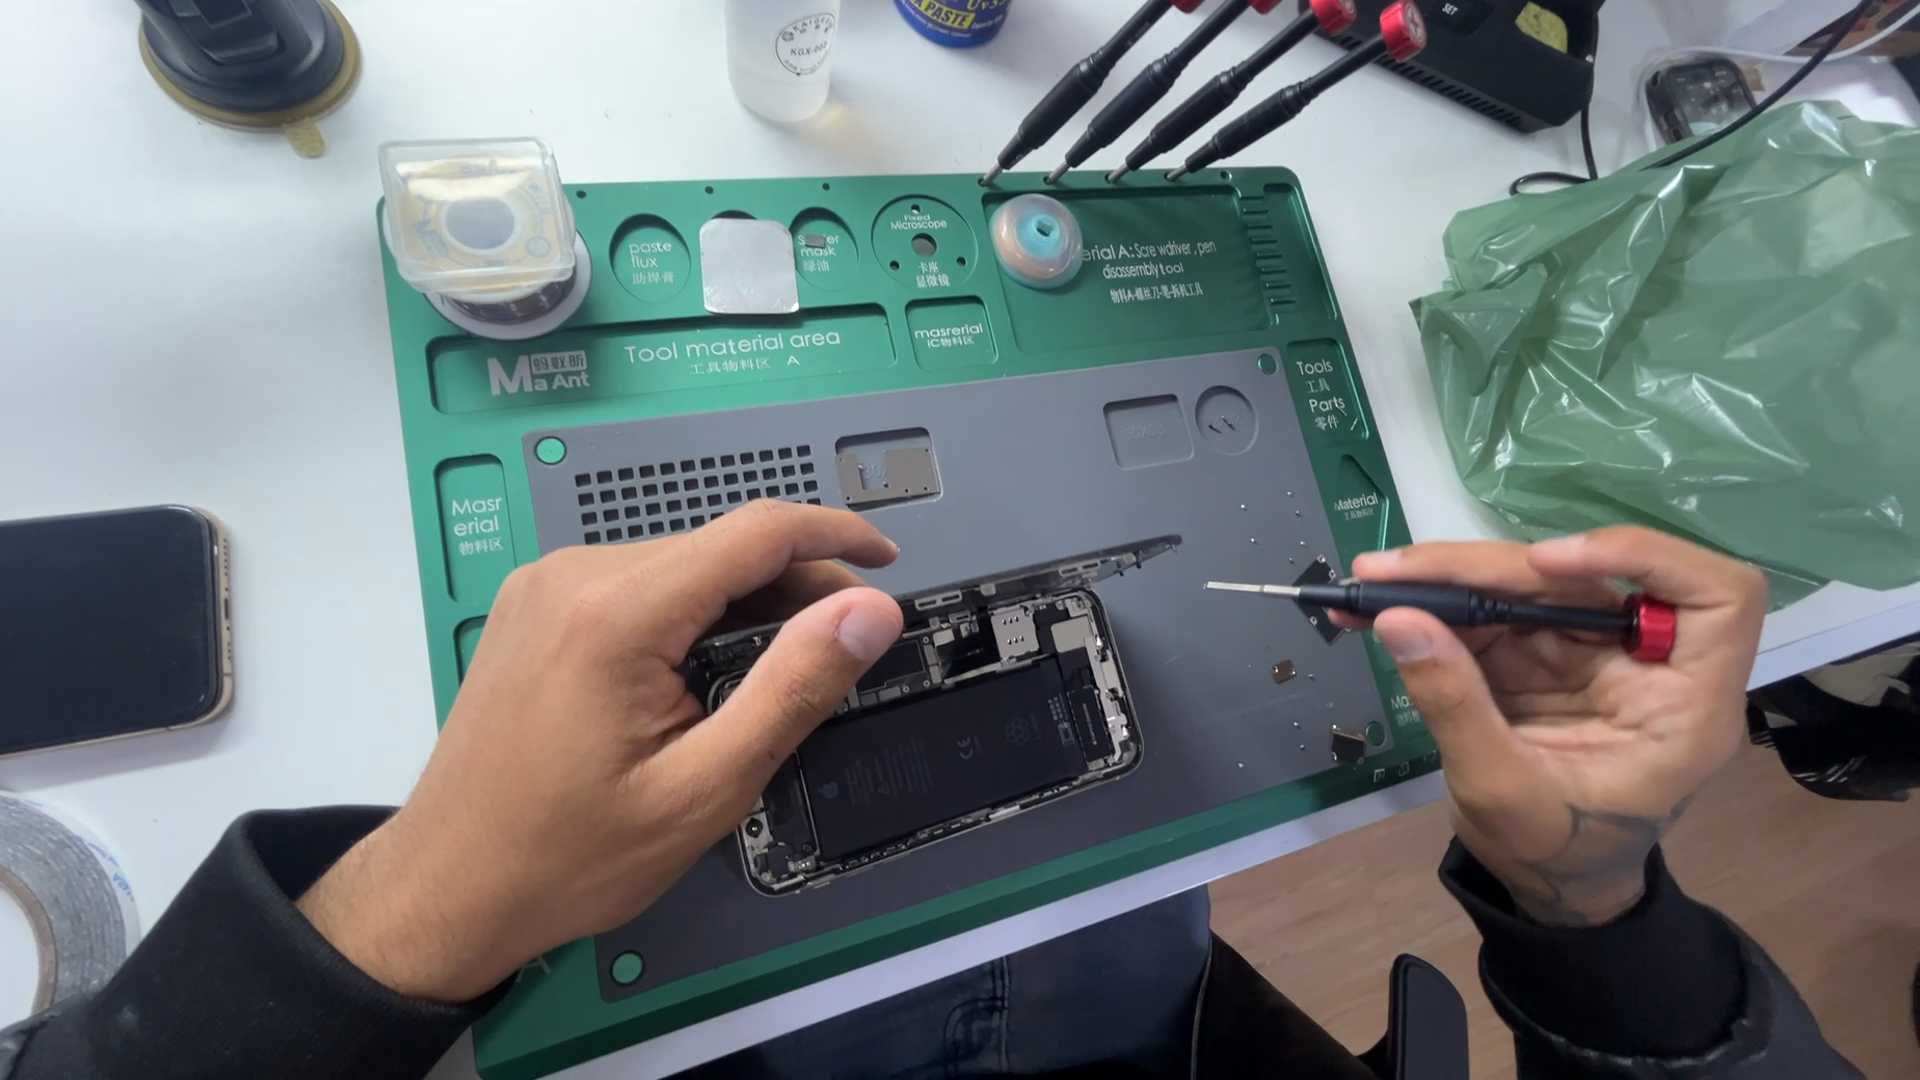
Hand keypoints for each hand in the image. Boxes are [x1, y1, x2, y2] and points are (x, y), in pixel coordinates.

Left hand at [297, 501, 904, 999]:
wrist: (445, 890)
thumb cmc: (574, 854)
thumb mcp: (706, 786)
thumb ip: (794, 688)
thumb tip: (871, 612)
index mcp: (618, 610)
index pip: (757, 532)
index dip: (835, 535)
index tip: (886, 562)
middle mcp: (579, 572)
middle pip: (725, 545)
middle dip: (800, 582)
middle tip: (845, 641)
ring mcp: (554, 582)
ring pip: (692, 561)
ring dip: (754, 597)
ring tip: (789, 659)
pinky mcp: (546, 602)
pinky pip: (652, 580)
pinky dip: (706, 607)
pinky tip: (721, 659)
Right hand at [1339, 527, 1765, 926]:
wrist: (1540, 876)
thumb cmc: (1554, 850)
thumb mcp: (1501, 789)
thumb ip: (1454, 704)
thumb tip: (1397, 619)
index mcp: (1677, 701)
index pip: (1710, 598)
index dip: (1637, 558)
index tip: (1542, 561)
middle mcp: (1633, 660)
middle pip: (1571, 580)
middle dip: (1475, 568)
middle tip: (1387, 572)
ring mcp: (1574, 653)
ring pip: (1513, 586)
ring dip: (1434, 580)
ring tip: (1365, 586)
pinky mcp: (1523, 655)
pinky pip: (1473, 613)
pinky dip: (1419, 606)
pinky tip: (1368, 609)